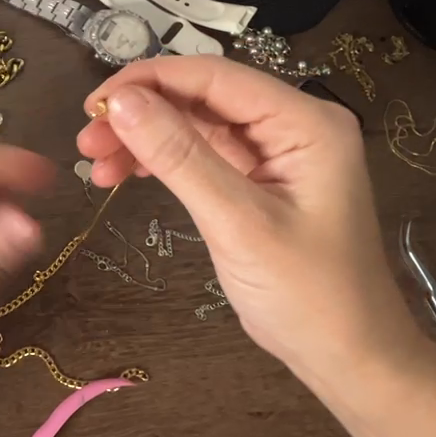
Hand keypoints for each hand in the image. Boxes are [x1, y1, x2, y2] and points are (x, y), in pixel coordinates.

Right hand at [77, 55, 417, 385]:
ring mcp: (272, 151)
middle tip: (86, 143)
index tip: (95, 104)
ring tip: (96, 164)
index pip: (215, 77)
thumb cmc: (307, 294)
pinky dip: (160, 161)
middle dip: (140, 114)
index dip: (150, 80)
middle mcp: (289, 124)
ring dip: (143, 138)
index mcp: (304, 121)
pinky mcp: (255, 178)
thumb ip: (179, 156)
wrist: (348, 359)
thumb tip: (120, 101)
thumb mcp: (238, 222)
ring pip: (193, 124)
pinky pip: (199, 153)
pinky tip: (124, 173)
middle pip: (200, 97)